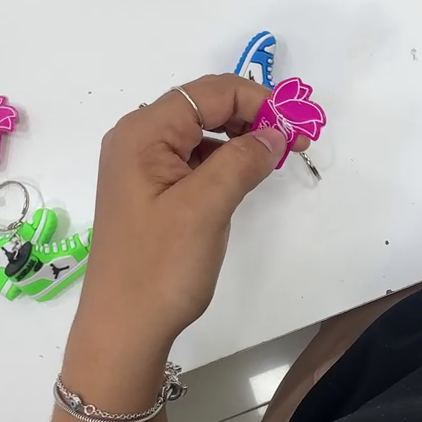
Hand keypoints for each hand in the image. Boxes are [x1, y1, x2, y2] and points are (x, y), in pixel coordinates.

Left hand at [78, 73, 294, 352]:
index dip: (258, 101)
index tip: (297, 128)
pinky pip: (196, 157)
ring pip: (203, 130)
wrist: (124, 329)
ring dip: (243, 137)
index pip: (210, 93)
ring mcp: (144, 165)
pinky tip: (248, 175)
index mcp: (143, 132)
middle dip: (253, 116)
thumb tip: (277, 132)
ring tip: (277, 158)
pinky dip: (227, 158)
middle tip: (294, 143)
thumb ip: (243, 160)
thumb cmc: (160, 266)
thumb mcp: (206, 207)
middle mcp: (139, 138)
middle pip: (205, 105)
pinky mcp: (153, 189)